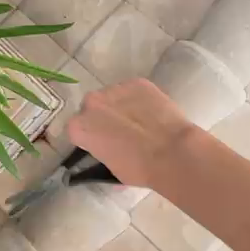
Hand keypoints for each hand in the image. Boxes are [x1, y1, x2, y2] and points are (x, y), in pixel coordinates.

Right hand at [65, 78, 202, 189]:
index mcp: (79, 127)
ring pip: (113, 96)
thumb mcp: (111, 168)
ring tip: (139, 120)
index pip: (77, 129)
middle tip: (120, 131)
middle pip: (93, 108)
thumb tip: (107, 153)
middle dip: (102, 117)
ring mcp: (115, 89)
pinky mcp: (137, 82)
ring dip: (120, 106)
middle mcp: (91, 102)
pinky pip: (134, 90)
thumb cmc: (138, 168)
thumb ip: (101, 154)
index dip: (89, 136)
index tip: (101, 142)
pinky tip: (152, 112)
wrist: (172, 153)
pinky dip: (140, 99)